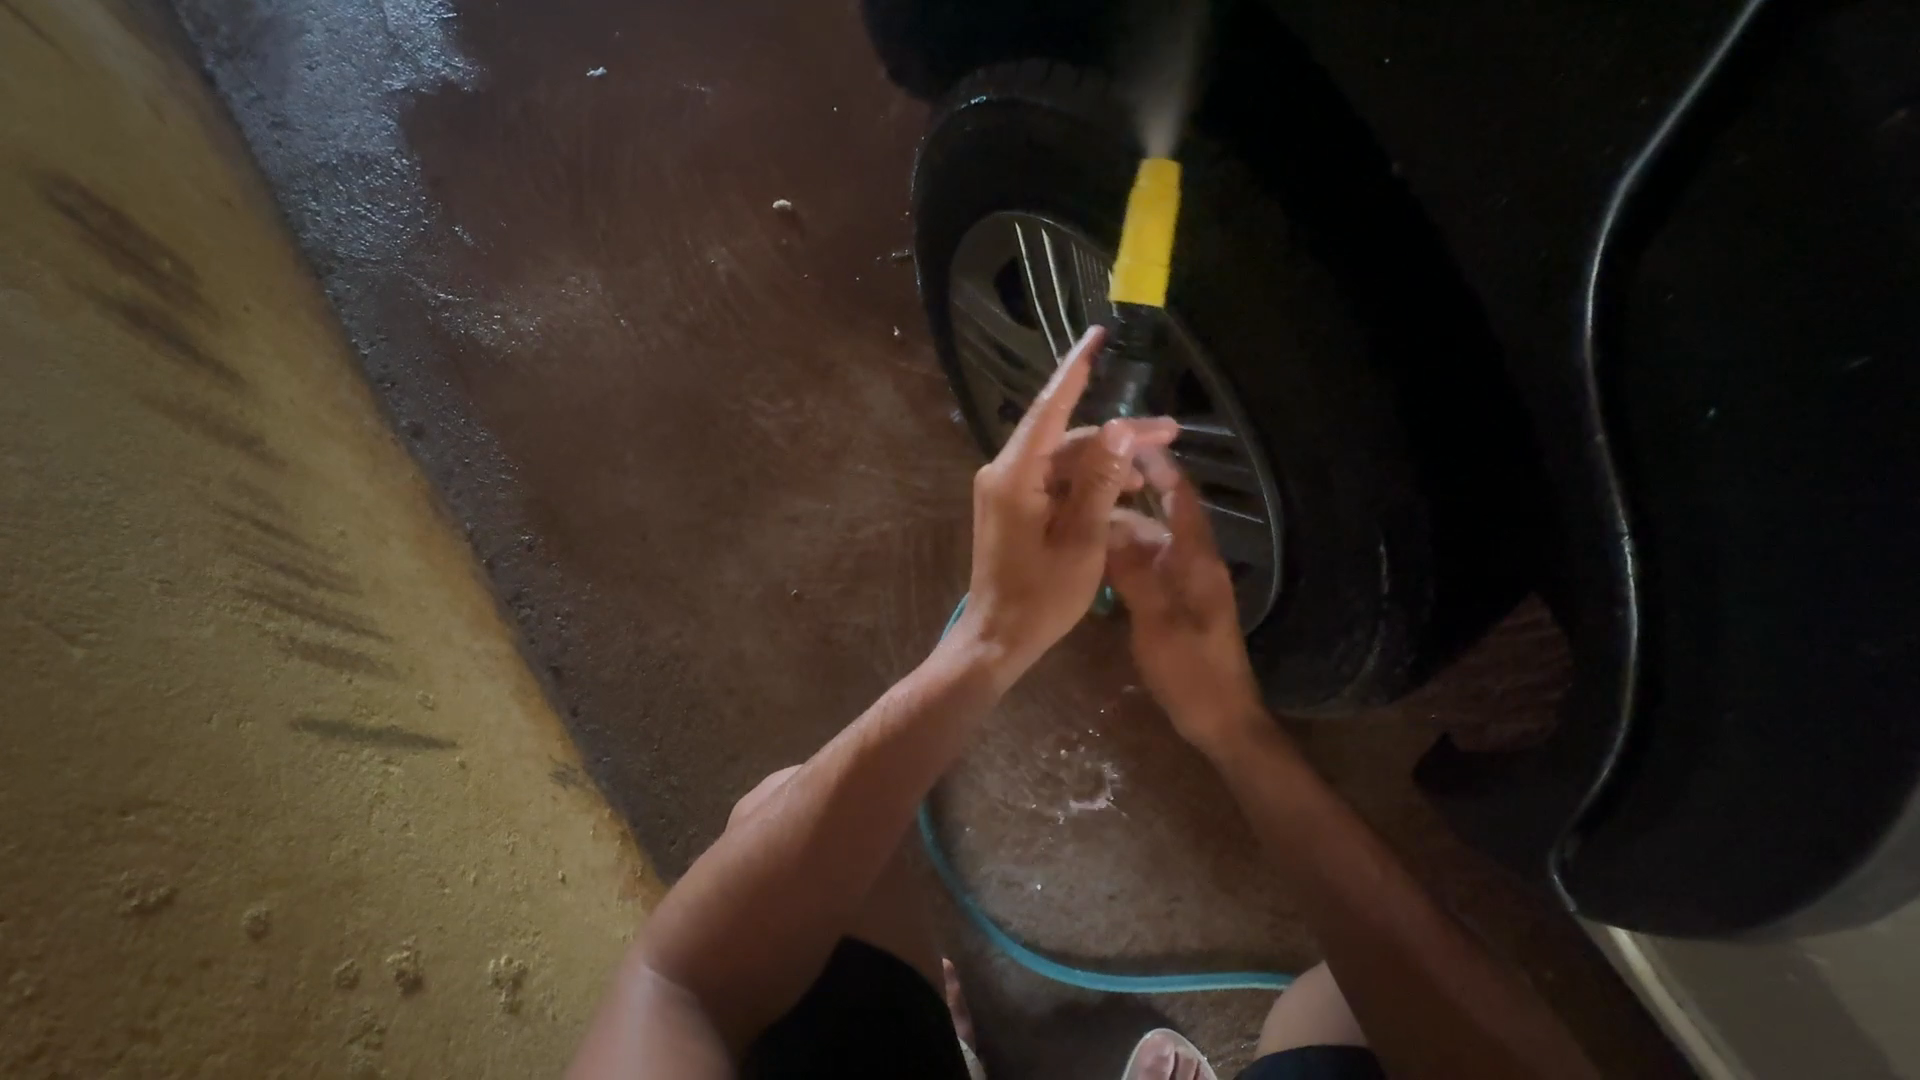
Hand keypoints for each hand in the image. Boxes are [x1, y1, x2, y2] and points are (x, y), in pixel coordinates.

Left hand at [951, 326, 1177, 683]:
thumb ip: (1100, 482)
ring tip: (1155, 464)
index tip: (1096, 336)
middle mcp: (1003, 473)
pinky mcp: (1010, 506)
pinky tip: (1121, 489)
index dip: (1075, 370)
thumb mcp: (1082, 541)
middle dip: (1118, 436)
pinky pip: (1052, 481)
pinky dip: (1086, 482)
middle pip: (1066, 438)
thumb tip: (1121, 429)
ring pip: (1062, 460)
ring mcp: (1004, 489)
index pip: (1048, 410)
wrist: (997, 638)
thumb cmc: (1040, 599)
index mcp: (1015, 477)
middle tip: (1170, 433)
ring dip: (1106, 461)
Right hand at [1105, 447, 1265, 753]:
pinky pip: (1146, 570)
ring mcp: (1184, 587)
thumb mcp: (1158, 622)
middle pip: (1161, 518)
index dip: (1161, 468)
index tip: (1131, 442)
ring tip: (1082, 516)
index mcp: (1197, 561)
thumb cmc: (1193, 670)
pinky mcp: (1173, 606)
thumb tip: (1107, 527)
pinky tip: (1095, 559)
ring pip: (1150, 545)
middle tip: (1086, 481)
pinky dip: (1123, 559)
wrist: (1220, 719)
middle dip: (1130, 496)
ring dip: (1122, 529)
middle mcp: (1193, 565)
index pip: (1182, 499)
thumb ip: (1133, 573)